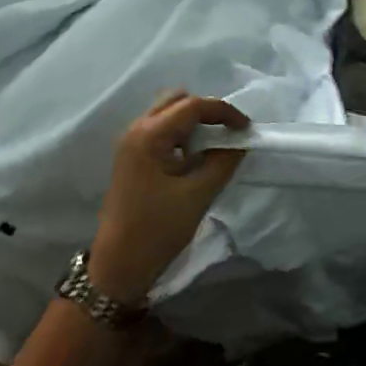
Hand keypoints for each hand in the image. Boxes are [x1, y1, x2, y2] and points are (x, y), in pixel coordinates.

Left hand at [89, 91, 249, 304]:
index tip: (246, 128)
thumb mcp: (198, 195)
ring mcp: (131, 143)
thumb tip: (239, 142)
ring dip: (192, 123)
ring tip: (214, 146)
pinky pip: (160, 132)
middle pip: (176, 101)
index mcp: (149, 135)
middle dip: (206, 111)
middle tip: (229, 133)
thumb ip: (222, 162)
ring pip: (167, 114)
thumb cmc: (157, 229)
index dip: (223, 112)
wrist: (120, 264)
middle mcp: (136, 130)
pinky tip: (194, 158)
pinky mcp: (132, 158)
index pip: (192, 106)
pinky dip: (181, 135)